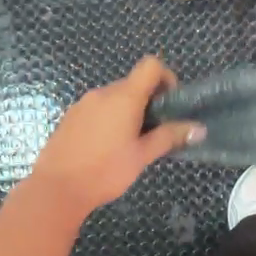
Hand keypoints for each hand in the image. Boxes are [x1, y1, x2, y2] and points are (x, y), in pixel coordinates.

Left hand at [27, 56, 203, 214]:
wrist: (56, 189)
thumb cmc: (105, 171)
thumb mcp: (142, 156)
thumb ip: (170, 137)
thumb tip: (199, 129)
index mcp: (123, 97)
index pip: (150, 66)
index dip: (166, 78)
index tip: (170, 104)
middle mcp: (102, 93)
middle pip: (133, 83)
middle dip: (148, 102)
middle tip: (154, 133)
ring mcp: (83, 104)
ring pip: (114, 98)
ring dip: (128, 112)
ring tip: (130, 144)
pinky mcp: (70, 117)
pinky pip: (97, 109)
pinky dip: (109, 119)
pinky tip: (107, 148)